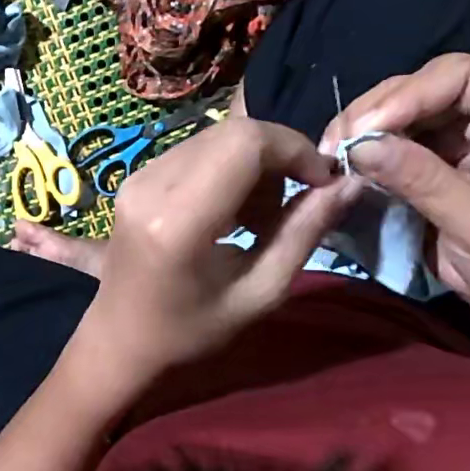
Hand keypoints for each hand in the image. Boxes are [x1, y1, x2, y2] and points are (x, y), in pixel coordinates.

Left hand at [83, 118, 360, 385]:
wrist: (120, 336)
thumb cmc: (190, 329)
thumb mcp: (260, 292)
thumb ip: (303, 232)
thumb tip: (349, 182)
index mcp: (177, 219)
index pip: (244, 142)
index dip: (295, 150)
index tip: (321, 185)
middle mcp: (149, 187)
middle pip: (230, 133)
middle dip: (277, 157)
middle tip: (293, 204)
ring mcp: (135, 180)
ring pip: (212, 138)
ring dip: (252, 165)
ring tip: (258, 220)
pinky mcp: (132, 180)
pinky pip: (192, 152)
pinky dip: (225, 170)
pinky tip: (230, 213)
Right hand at [319, 54, 469, 324]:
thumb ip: (425, 181)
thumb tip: (360, 145)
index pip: (461, 77)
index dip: (406, 97)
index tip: (362, 134)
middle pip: (420, 84)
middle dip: (372, 112)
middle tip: (334, 149)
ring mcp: (463, 127)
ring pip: (394, 104)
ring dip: (356, 127)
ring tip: (331, 158)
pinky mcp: (432, 149)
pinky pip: (385, 130)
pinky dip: (356, 143)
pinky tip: (339, 164)